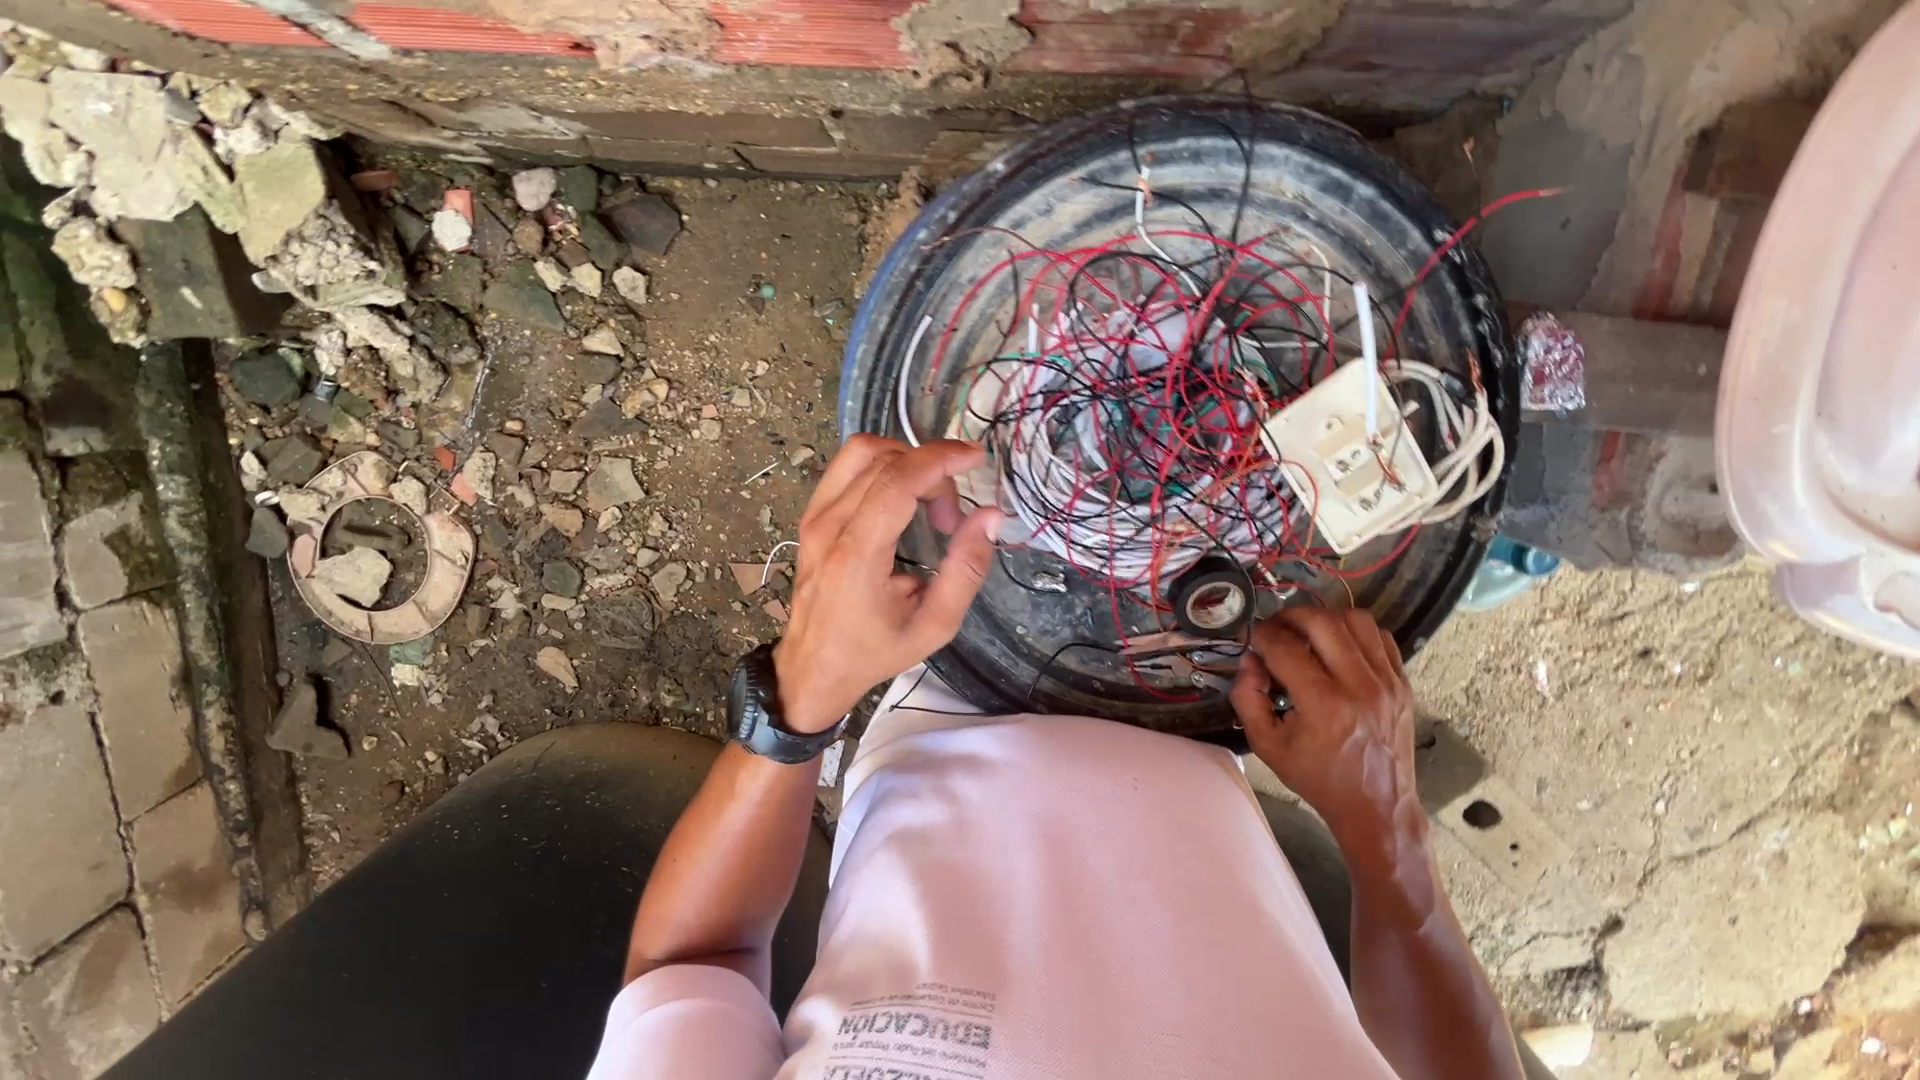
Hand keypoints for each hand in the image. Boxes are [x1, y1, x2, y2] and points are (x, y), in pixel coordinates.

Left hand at [771, 436, 1003, 733]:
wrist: (812, 668)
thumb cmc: (873, 652)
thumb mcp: (934, 625)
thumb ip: (966, 570)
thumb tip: (990, 516)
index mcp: (857, 555)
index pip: (897, 481)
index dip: (940, 459)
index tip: (976, 458)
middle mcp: (829, 525)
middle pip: (886, 461)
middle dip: (933, 473)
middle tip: (951, 518)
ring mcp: (814, 516)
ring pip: (863, 453)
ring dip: (907, 463)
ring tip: (928, 502)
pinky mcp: (811, 515)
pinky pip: (848, 466)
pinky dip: (884, 467)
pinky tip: (903, 497)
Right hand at [1231, 609, 1421, 852]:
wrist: (1377, 805)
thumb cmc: (1317, 778)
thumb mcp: (1267, 746)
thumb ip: (1247, 699)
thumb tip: (1250, 661)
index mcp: (1323, 705)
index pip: (1286, 648)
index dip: (1263, 635)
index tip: (1253, 637)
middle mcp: (1360, 686)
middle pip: (1322, 622)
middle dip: (1291, 616)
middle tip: (1276, 627)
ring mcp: (1388, 682)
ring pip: (1355, 620)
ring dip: (1325, 618)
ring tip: (1307, 631)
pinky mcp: (1403, 683)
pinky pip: (1381, 636)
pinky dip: (1355, 631)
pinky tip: (1338, 644)